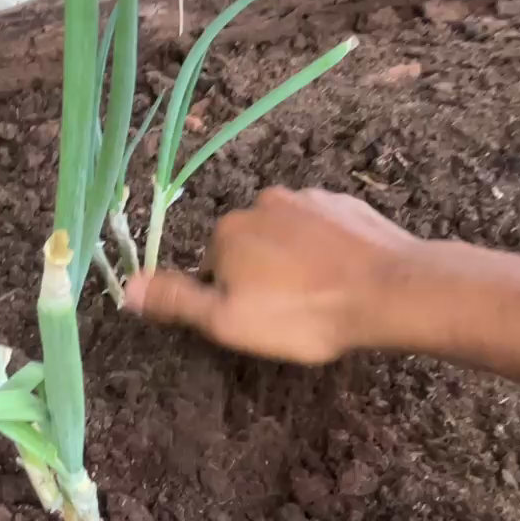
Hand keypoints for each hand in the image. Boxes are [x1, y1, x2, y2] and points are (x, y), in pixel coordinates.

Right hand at [125, 187, 417, 363]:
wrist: (393, 291)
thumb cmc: (301, 313)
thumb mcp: (226, 321)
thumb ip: (175, 301)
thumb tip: (126, 286)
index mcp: (227, 231)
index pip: (210, 268)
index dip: (226, 298)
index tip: (254, 319)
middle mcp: (262, 203)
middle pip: (246, 248)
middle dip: (258, 275)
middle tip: (287, 312)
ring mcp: (308, 199)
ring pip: (284, 237)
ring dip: (291, 261)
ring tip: (317, 297)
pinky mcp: (346, 204)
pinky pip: (320, 229)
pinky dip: (324, 250)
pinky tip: (342, 277)